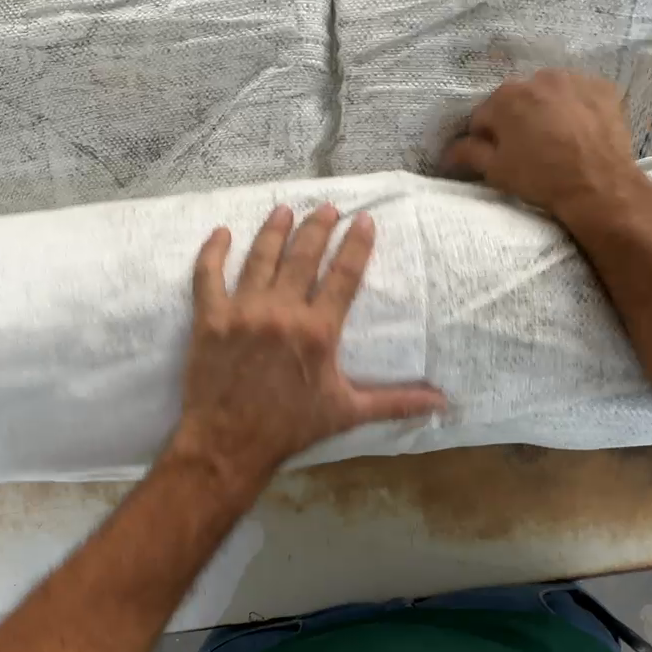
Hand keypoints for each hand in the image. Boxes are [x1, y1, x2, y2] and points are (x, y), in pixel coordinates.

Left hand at [169, 203, 446, 491]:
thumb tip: (443, 403)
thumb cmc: (291, 428)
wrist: (229, 443)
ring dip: (274, 230)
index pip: (344, 275)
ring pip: (260, 258)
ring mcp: (243, 312)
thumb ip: (395, 402)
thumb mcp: (347, 413)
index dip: (356, 244)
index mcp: (319, 330)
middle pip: (303, 255)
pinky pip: (208, 276)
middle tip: (326, 207)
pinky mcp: (210, 319)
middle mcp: (282, 312)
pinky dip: (212, 252)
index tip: (364, 220)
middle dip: (318, 227)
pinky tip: (221, 233)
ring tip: (284, 210)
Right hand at [443, 68, 651, 232]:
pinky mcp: (603, 87)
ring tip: (555, 139)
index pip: (483, 116)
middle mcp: (538, 78)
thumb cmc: (541, 178)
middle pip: (517, 100)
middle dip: (516, 120)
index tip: (496, 156)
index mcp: (505, 97)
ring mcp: (574, 79)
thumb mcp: (495, 171)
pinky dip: (575, 107)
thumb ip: (468, 153)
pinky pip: (579, 94)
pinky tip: (578, 131)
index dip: (485, 139)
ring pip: (548, 94)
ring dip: (545, 110)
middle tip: (526, 150)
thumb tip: (449, 150)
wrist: (600, 187)